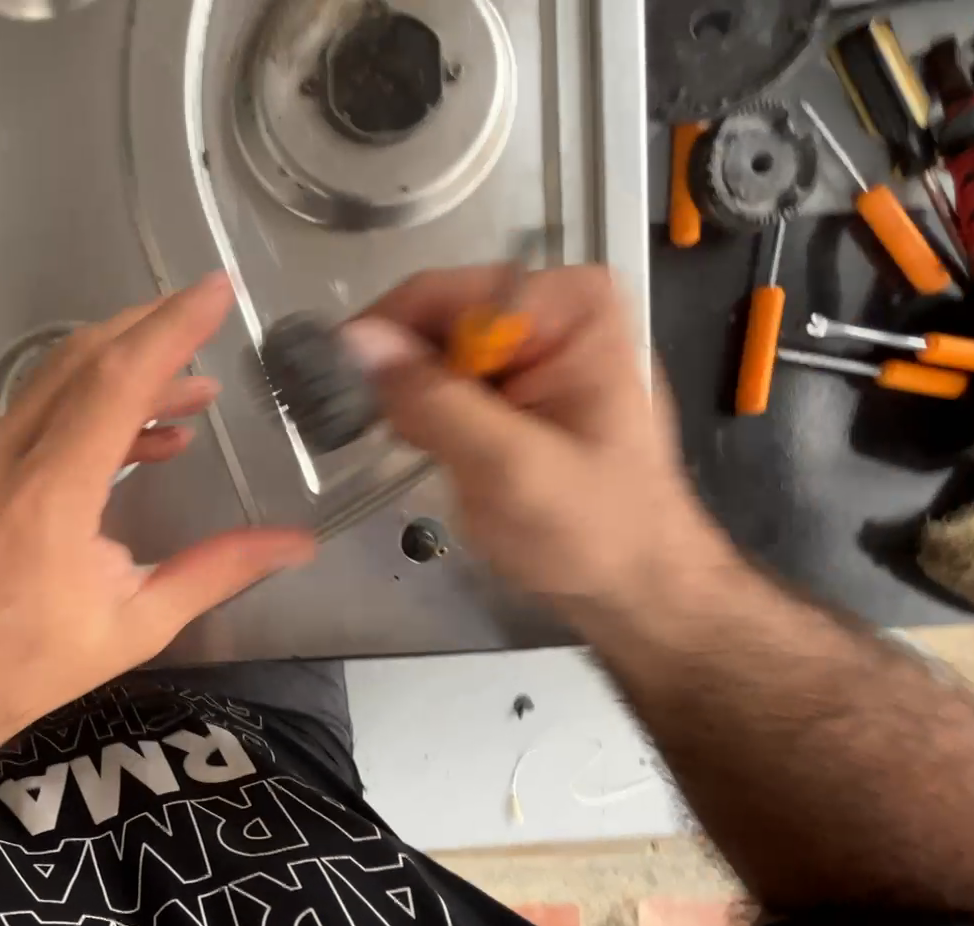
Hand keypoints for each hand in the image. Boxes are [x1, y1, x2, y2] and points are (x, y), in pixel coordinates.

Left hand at [0, 274, 316, 761]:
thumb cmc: (41, 664)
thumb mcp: (140, 623)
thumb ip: (218, 570)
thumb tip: (296, 543)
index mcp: (50, 498)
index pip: (114, 384)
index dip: (169, 330)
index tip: (216, 293)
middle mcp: (6, 461)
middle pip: (80, 362)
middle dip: (148, 331)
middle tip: (205, 320)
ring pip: (55, 382)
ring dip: (123, 371)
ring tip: (192, 391)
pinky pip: (38, 415)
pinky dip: (92, 409)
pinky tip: (146, 436)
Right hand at [342, 265, 737, 617]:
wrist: (630, 583)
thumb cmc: (587, 529)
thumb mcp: (506, 466)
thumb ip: (433, 400)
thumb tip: (355, 342)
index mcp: (568, 304)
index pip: (439, 296)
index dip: (383, 341)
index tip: (343, 394)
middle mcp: (547, 309)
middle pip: (428, 319)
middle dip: (396, 376)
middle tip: (392, 435)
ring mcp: (527, 347)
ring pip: (422, 352)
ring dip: (401, 399)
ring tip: (417, 448)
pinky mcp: (507, 384)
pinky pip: (434, 379)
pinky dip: (415, 413)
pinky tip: (429, 448)